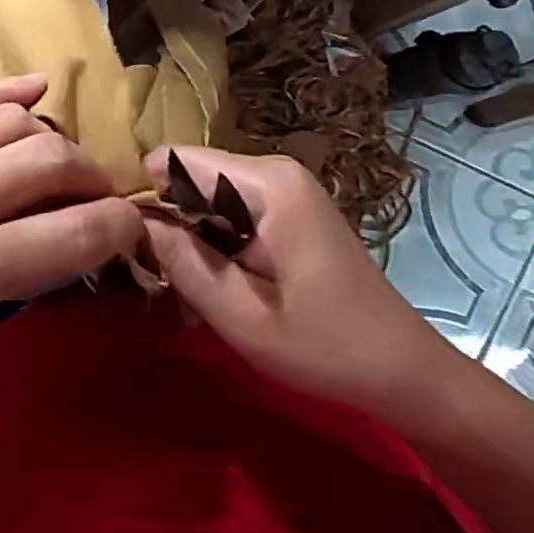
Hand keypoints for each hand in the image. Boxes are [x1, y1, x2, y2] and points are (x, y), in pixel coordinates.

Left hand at [0, 74, 143, 410]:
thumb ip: (36, 264)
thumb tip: (97, 224)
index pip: (71, 231)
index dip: (118, 225)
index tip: (129, 226)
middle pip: (50, 159)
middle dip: (92, 175)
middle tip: (96, 193)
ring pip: (16, 120)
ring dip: (54, 139)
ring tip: (59, 162)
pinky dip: (10, 92)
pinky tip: (38, 92)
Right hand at [142, 146, 471, 424]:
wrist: (406, 373)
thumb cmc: (328, 348)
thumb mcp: (243, 317)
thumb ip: (183, 263)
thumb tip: (133, 220)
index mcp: (267, 185)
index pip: (174, 159)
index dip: (144, 196)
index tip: (127, 242)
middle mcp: (273, 172)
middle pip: (188, 178)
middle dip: (167, 226)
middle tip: (162, 284)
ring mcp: (282, 189)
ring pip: (203, 199)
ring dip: (188, 245)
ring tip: (189, 300)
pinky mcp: (286, 210)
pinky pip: (227, 214)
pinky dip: (212, 249)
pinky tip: (215, 294)